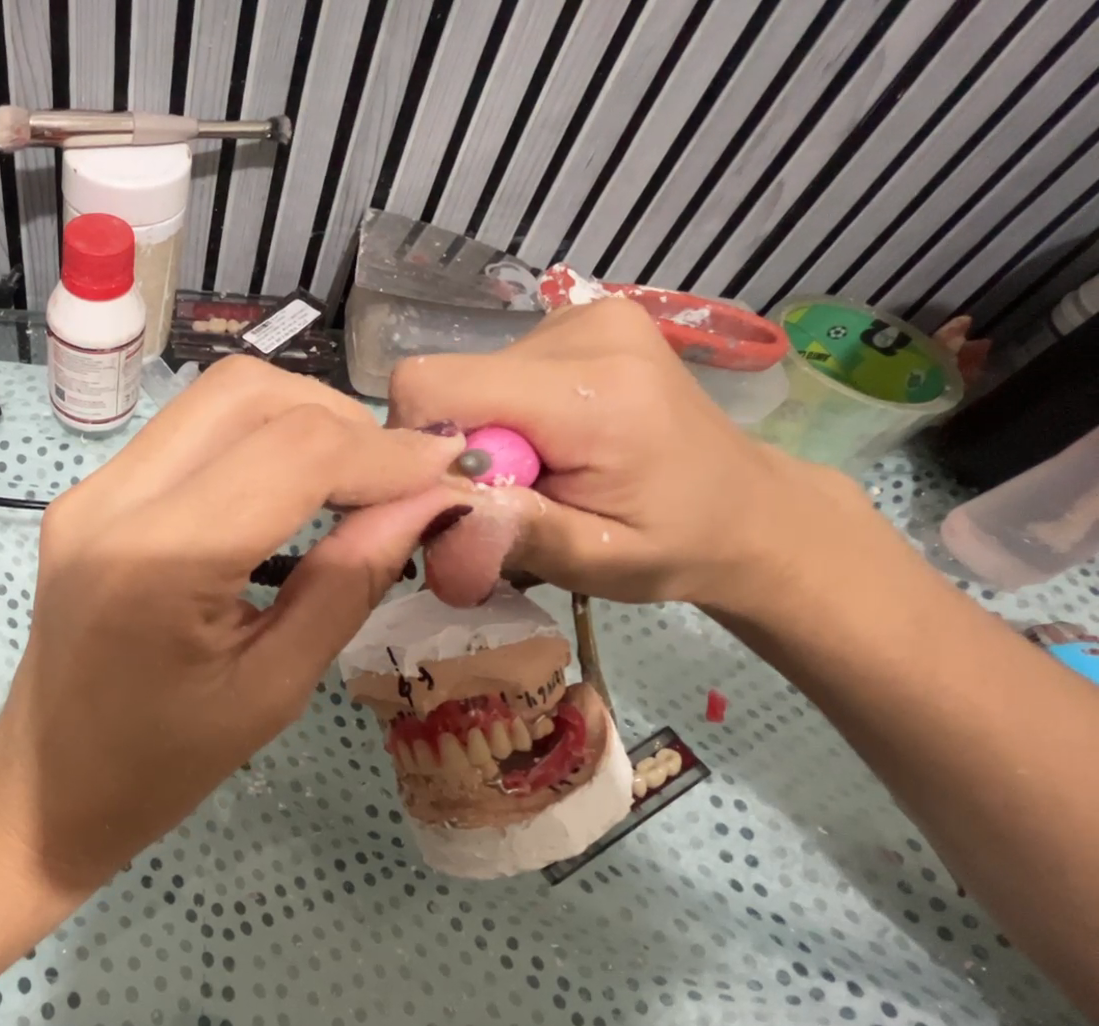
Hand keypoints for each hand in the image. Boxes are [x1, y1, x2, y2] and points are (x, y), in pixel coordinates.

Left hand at [0, 356, 470, 890]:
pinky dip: (253, 439)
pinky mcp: (88, 496)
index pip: (293, 451)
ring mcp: (90, 491)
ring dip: (298, 419)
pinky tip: (289, 487)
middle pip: (246, 394)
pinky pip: (185, 433)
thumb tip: (425, 502)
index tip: (449, 473)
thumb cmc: (161, 765)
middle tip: (396, 478)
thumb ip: (349, 583)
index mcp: (159, 560)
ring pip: (214, 400)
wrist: (49, 781)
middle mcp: (113, 501)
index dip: (383, 452)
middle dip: (341, 419)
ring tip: (353, 480)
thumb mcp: (273, 689)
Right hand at [387, 298, 868, 610]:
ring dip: (479, 435)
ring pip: (464, 378)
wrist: (750, 511)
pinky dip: (500, 415)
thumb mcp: (595, 562)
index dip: (422, 445)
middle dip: (455, 449)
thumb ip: (510, 531)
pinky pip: (492, 370)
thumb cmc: (675, 546)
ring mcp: (585, 316)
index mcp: (595, 392)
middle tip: (510, 495)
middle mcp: (586, 332)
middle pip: (446, 383)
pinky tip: (548, 444)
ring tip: (537, 473)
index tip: (458, 495)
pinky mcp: (580, 319)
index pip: (435, 385)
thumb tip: (424, 508)